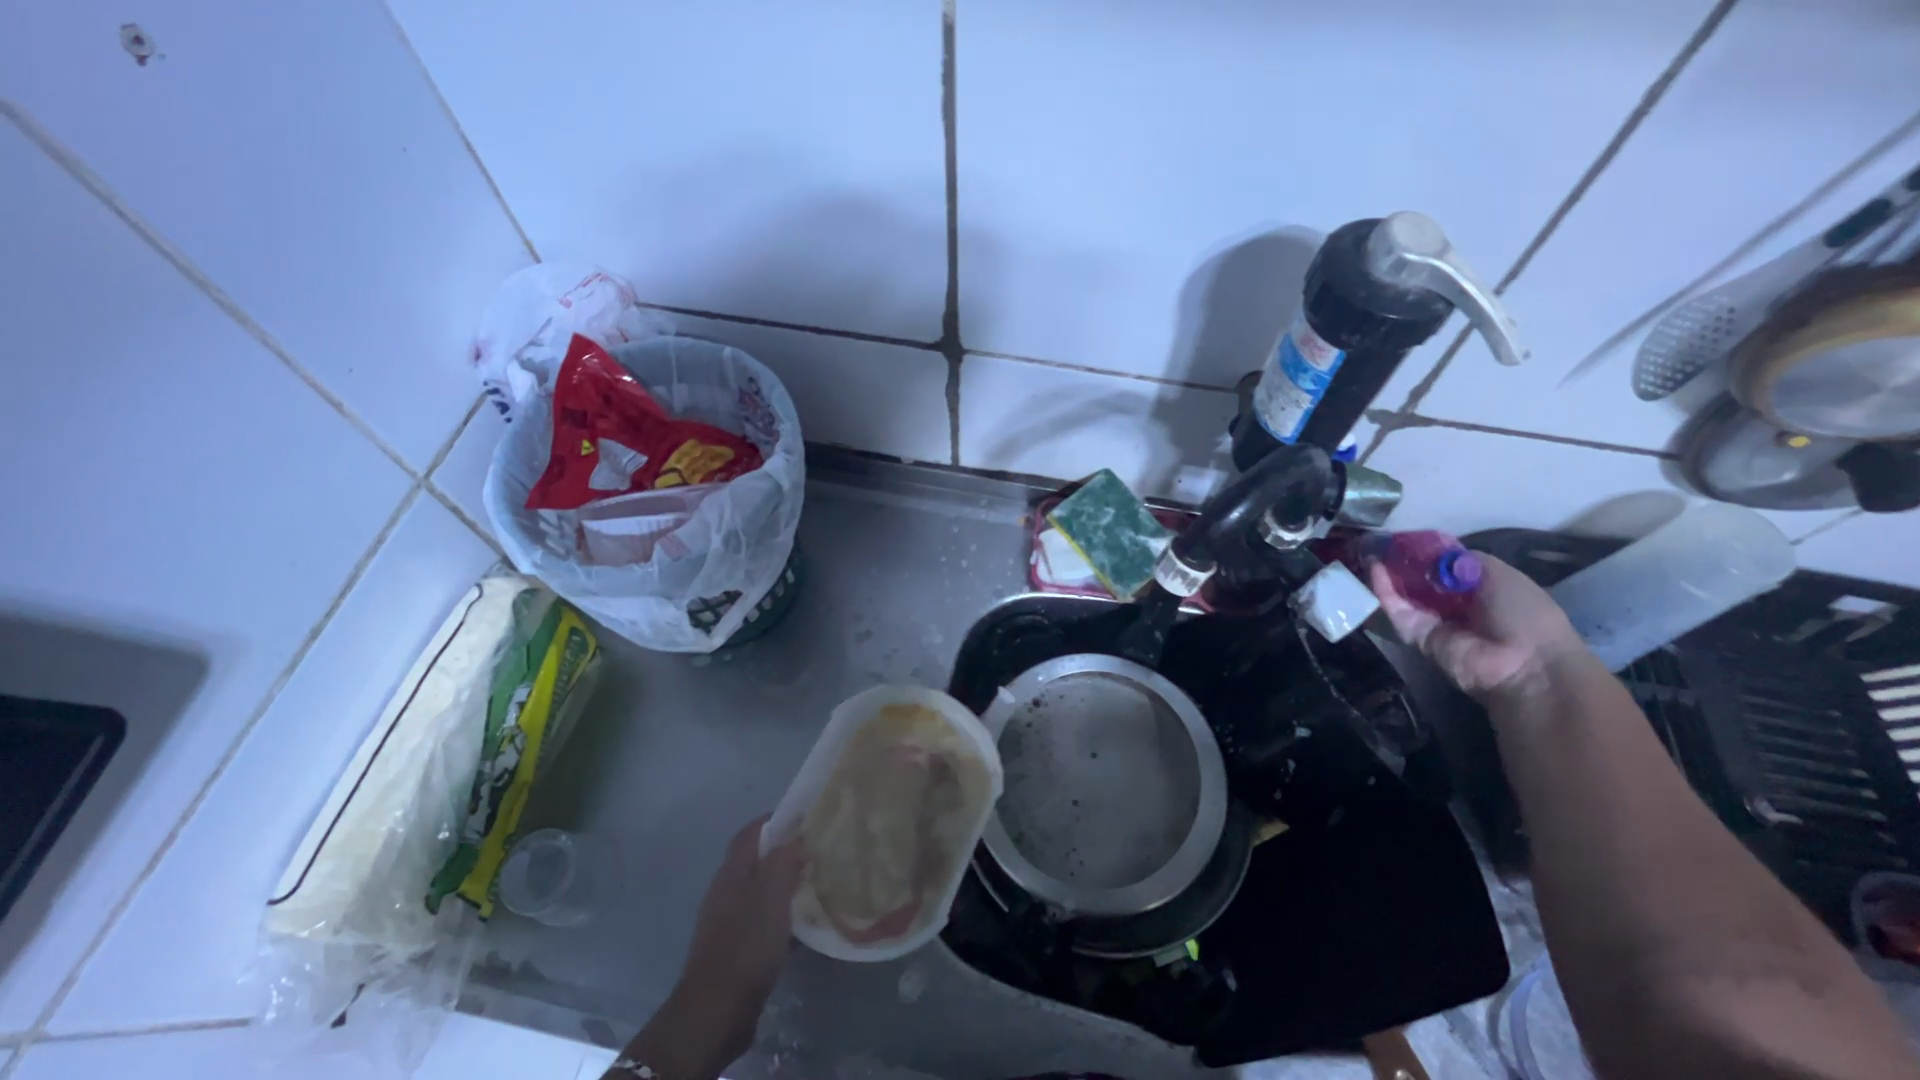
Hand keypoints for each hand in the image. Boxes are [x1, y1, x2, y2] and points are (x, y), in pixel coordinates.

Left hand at [668, 815, 804, 1060]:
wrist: (718, 1009)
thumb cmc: (747, 944)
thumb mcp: (771, 895)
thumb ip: (783, 861)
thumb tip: (795, 836)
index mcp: (732, 873)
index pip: (751, 833)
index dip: (775, 819)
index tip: (805, 815)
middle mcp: (726, 892)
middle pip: (755, 861)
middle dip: (783, 851)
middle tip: (818, 849)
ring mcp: (728, 922)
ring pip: (760, 891)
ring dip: (784, 884)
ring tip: (817, 883)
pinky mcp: (736, 949)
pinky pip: (762, 921)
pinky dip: (782, 915)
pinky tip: (804, 925)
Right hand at [1369, 553, 1585, 703]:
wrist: (1523, 663)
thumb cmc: (1522, 611)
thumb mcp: (1497, 573)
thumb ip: (1459, 560)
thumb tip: (1428, 554)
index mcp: (1481, 588)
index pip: (1445, 567)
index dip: (1426, 552)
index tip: (1405, 538)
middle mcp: (1456, 605)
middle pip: (1422, 580)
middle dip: (1403, 563)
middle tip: (1381, 542)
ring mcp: (1435, 622)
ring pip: (1406, 595)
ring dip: (1389, 574)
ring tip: (1371, 551)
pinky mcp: (1418, 637)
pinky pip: (1399, 611)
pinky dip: (1386, 592)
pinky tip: (1375, 570)